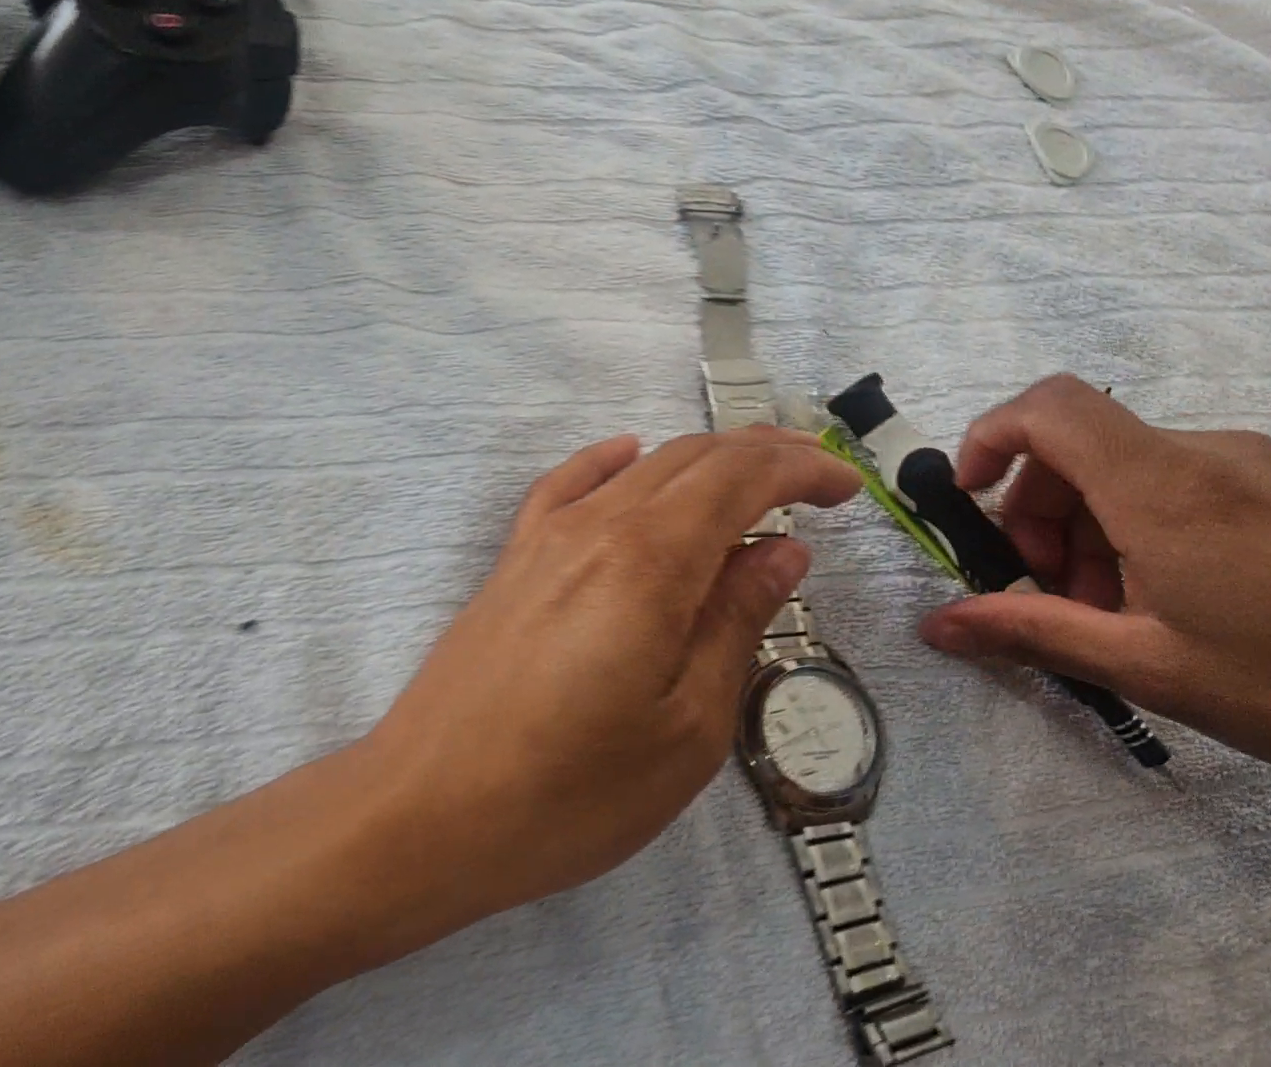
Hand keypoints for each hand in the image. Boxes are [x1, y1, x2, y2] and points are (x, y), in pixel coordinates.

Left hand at [364, 427, 860, 916]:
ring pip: (634, 471)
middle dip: (760, 457)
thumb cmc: (569, 793)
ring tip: (746, 480)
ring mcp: (541, 542)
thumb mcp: (686, 728)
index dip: (798, 471)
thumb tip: (779, 552)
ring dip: (699, 463)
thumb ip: (734, 624)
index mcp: (648, 562)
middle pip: (689, 461)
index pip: (737, 478)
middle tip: (814, 478)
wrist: (426, 813)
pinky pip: (563, 488)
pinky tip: (626, 456)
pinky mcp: (509, 566)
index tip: (844, 488)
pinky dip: (607, 463)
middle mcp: (593, 529)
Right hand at [917, 374, 1270, 807]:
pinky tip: (1184, 602)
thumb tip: (935, 625)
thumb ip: (1030, 632)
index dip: (987, 437)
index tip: (969, 499)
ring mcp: (1262, 465)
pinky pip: (1187, 485)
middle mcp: (1209, 454)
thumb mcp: (1149, 667)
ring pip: (1131, 472)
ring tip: (1123, 614)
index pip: (1047, 408)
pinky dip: (1147, 530)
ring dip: (1092, 532)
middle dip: (1039, 517)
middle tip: (1056, 598)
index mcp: (1163, 488)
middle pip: (1078, 449)